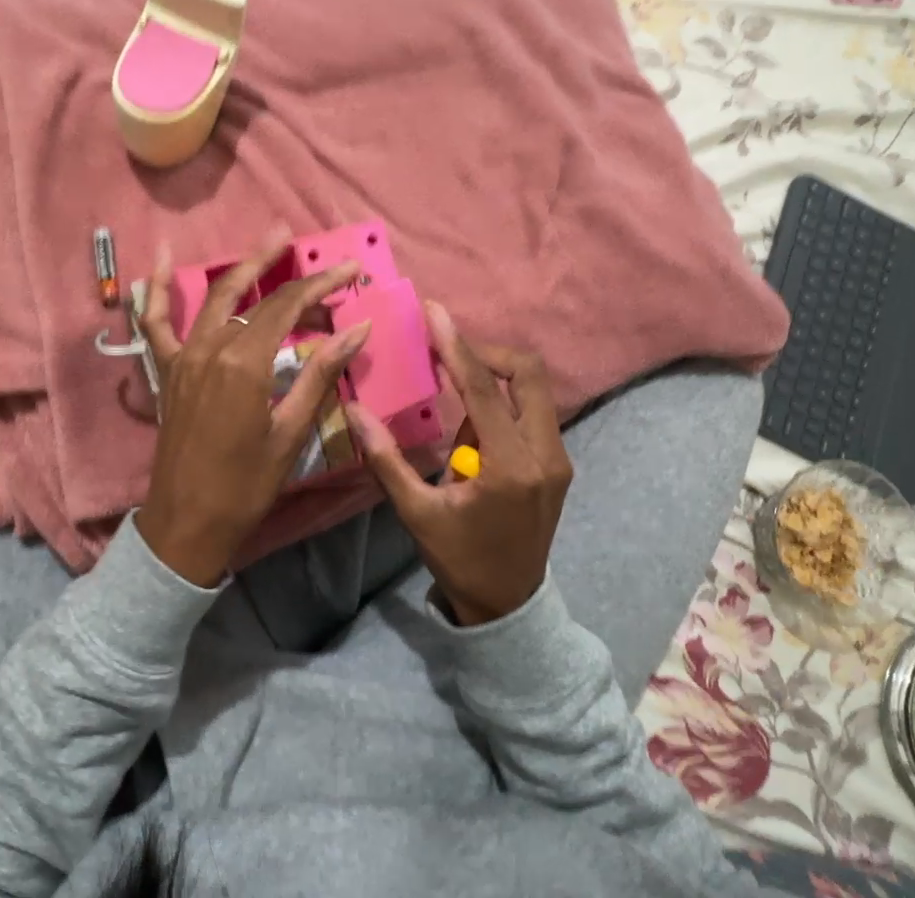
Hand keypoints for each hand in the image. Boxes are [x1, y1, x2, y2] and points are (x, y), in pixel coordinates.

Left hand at [135, 228, 371, 586]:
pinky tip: (159, 257)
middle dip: (283, 268)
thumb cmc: (246, 484)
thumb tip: (356, 329)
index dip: (320, 285)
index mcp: (244, 364)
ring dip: (240, 267)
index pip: (287, 307)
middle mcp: (210, 349)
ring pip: (212, 299)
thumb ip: (319, 374)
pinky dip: (155, 288)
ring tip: (267, 241)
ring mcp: (183, 357)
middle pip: (253, 297)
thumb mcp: (290, 432)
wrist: (188, 522)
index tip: (350, 273)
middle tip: (306, 241)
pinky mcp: (166, 371)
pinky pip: (155, 322)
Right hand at [347, 302, 571, 625]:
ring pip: (534, 391)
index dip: (457, 345)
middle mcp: (545, 455)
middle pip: (528, 374)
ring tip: (455, 422)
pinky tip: (473, 436)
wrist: (508, 603)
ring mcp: (558, 458)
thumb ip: (387, 458)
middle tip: (445, 357)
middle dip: (485, 354)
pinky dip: (503, 407)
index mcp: (510, 467)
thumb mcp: (416, 511)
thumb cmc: (458, 558)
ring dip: (493, 384)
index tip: (435, 311)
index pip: (484, 389)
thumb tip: (355, 409)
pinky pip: (533, 414)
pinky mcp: (558, 464)